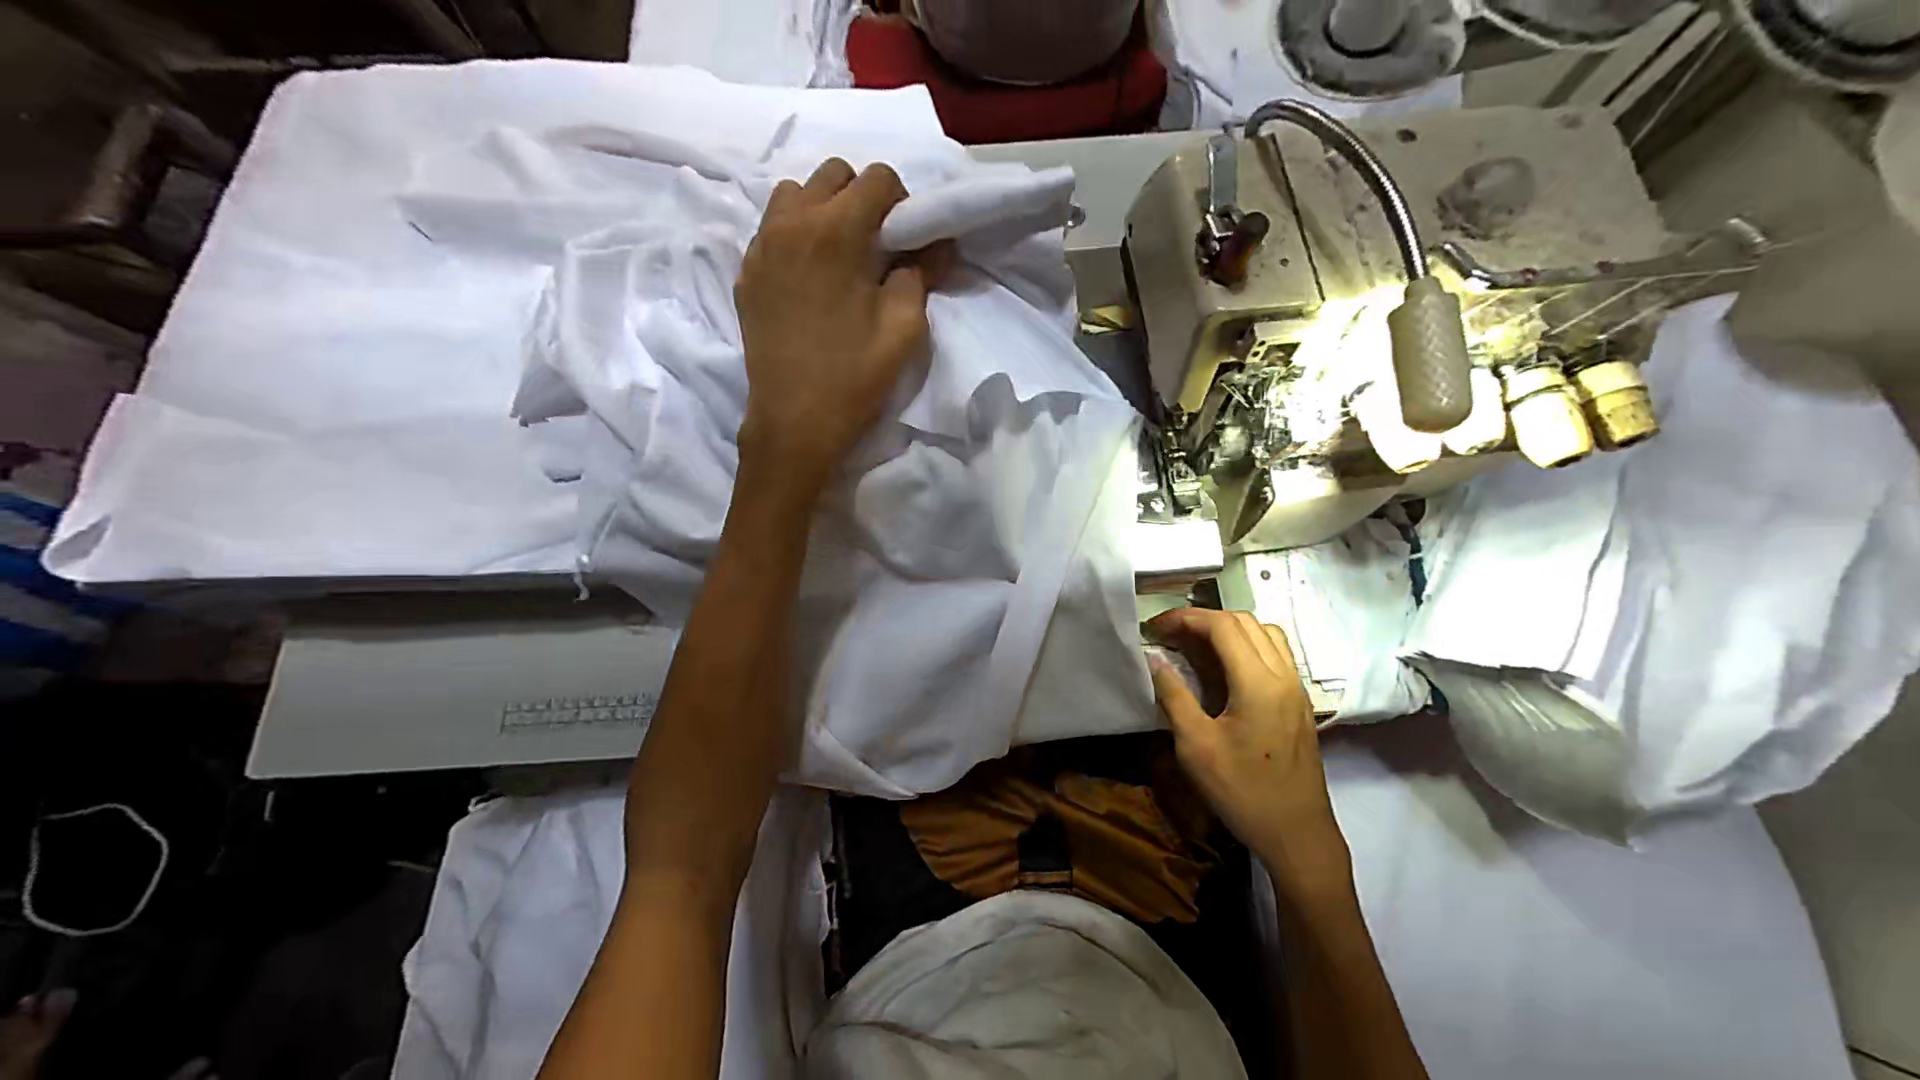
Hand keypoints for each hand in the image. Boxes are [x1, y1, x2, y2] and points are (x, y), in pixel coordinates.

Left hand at [734, 157, 953, 491]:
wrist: (794, 423)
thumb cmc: (854, 377)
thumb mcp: (904, 328)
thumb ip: (922, 273)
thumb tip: (937, 242)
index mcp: (835, 231)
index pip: (877, 178)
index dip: (901, 203)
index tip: (906, 241)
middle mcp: (791, 224)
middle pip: (833, 174)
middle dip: (861, 199)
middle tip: (875, 246)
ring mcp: (761, 247)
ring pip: (795, 194)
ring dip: (823, 210)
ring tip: (838, 256)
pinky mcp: (746, 274)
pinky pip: (771, 229)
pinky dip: (795, 236)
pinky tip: (810, 278)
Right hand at [1147, 608, 1347, 885]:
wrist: (1297, 834)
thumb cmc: (1242, 792)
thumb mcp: (1196, 746)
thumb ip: (1173, 696)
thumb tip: (1154, 659)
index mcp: (1258, 683)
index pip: (1222, 626)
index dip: (1185, 618)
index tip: (1154, 628)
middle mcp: (1283, 675)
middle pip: (1245, 621)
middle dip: (1203, 620)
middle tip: (1169, 636)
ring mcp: (1296, 688)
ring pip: (1264, 633)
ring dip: (1227, 629)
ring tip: (1194, 646)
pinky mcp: (1299, 702)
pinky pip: (1274, 653)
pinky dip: (1244, 645)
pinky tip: (1222, 668)